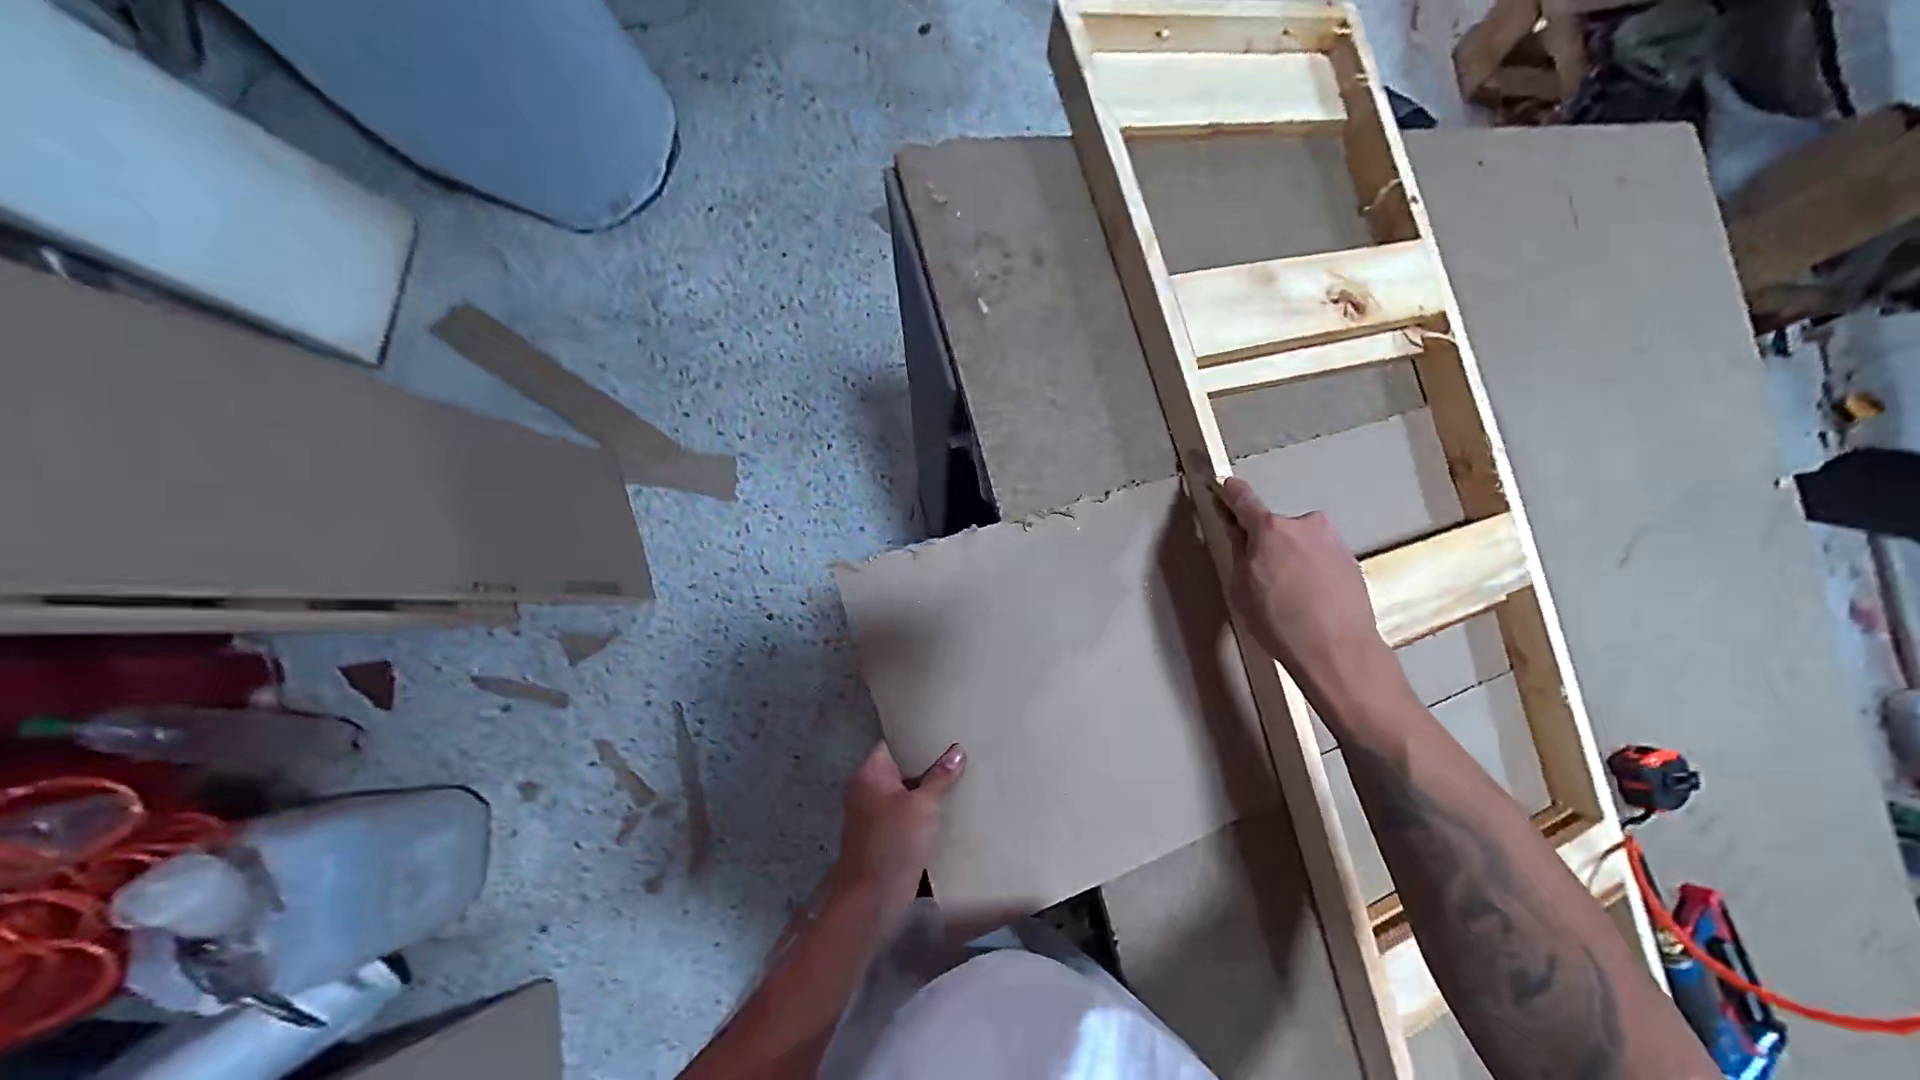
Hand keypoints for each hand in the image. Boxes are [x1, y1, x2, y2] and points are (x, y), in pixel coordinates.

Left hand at [829, 741, 964, 916]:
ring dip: (926, 790)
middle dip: (927, 765)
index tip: (944, 736)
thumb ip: (940, 776)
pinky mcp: (881, 835)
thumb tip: (957, 751)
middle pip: (900, 768)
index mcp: (869, 773)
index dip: (918, 739)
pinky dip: (921, 811)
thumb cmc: (895, 843)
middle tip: (958, 756)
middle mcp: (866, 789)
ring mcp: (872, 813)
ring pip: (903, 792)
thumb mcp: (924, 806)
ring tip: (958, 780)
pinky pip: (904, 813)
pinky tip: (946, 809)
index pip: (894, 744)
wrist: (872, 898)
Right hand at [1217, 477, 1396, 704]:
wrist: (1337, 650)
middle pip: (1275, 527)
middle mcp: (1306, 526)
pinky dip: (1311, 572)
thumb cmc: (1285, 624)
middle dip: (1266, 545)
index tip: (1227, 486)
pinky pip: (1320, 558)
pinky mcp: (1350, 560)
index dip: (1232, 493)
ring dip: (1291, 559)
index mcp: (1271, 529)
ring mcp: (1332, 541)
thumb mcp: (1241, 589)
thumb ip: (1239, 553)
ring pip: (1300, 543)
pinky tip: (1307, 600)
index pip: (1245, 500)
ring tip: (1287, 597)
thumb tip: (1240, 536)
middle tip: (1259, 577)